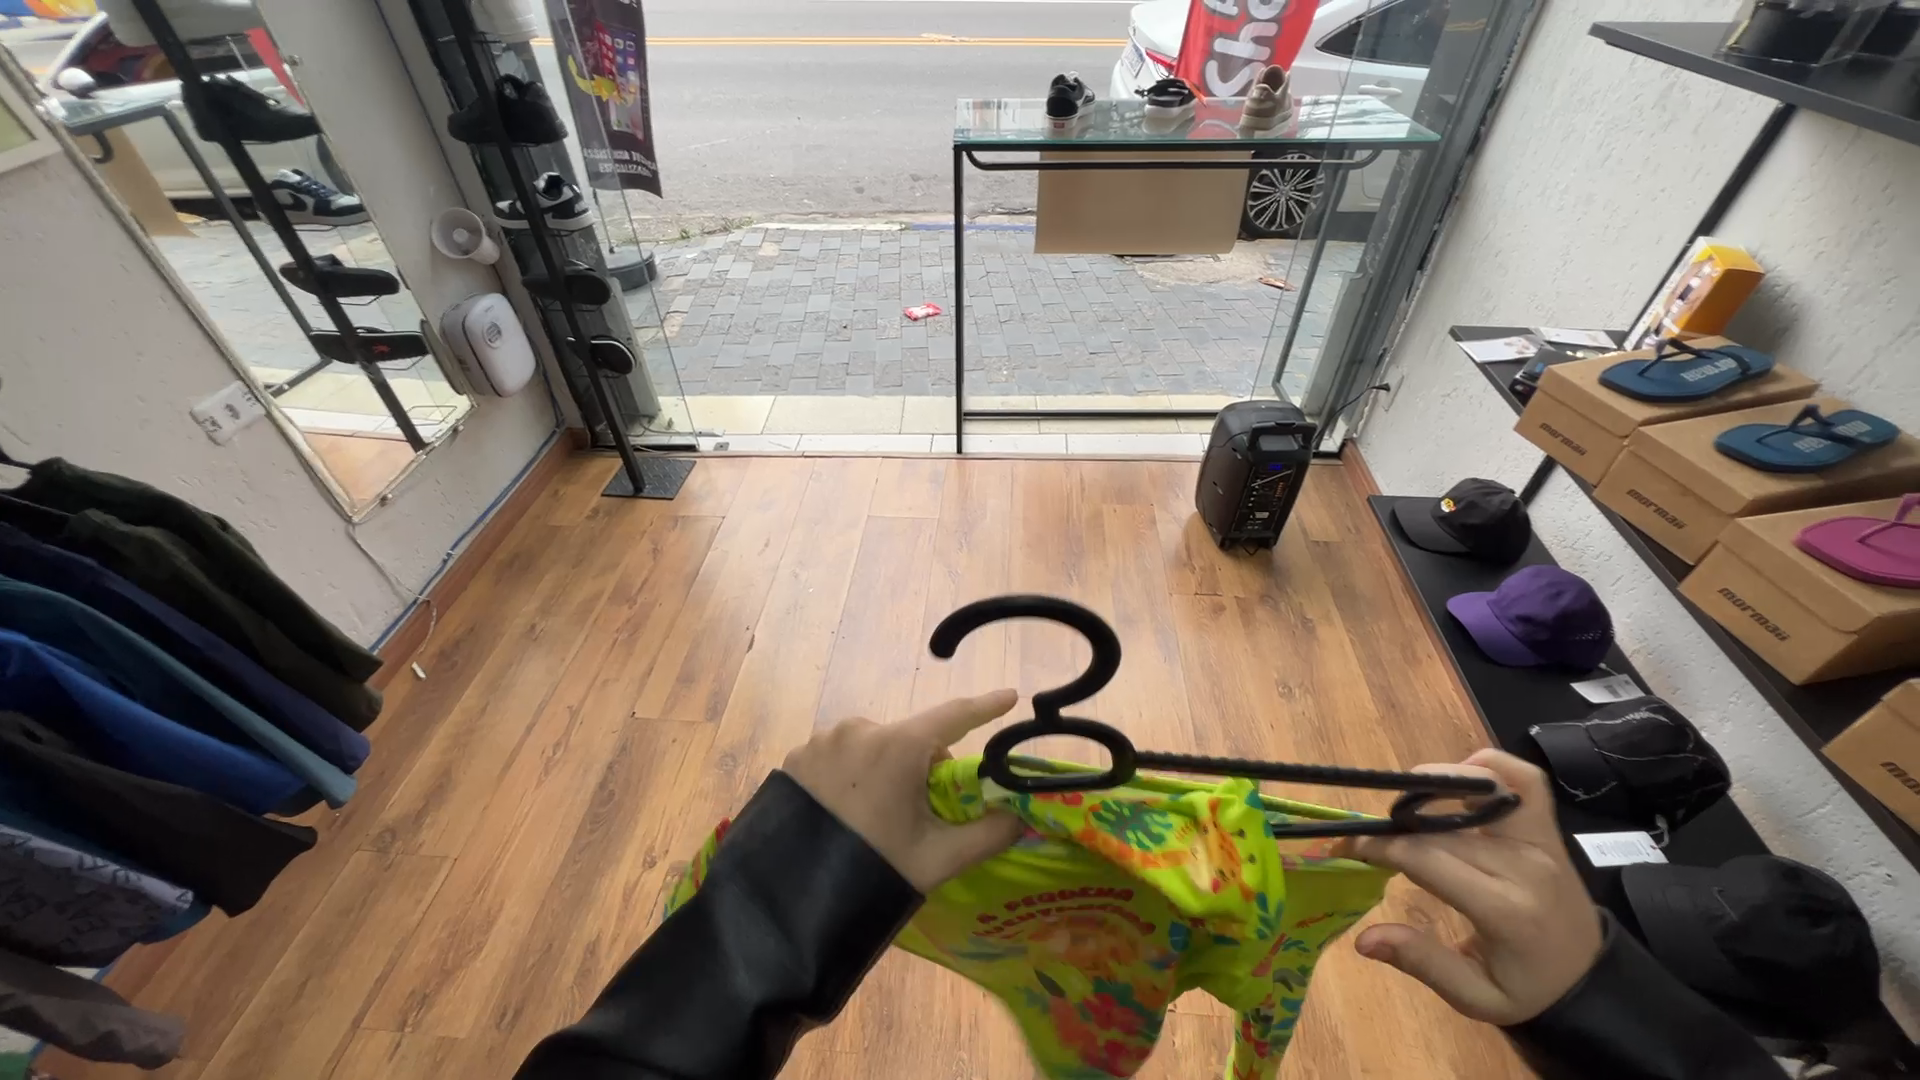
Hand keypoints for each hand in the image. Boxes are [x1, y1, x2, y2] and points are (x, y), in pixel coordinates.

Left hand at [782, 690, 1024, 892]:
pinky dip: (852, 775)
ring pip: (875, 746)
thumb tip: (1021, 818)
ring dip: (886, 769)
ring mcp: (823, 740)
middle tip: (923, 812)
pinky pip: (840, 755)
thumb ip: (988, 833)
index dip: (985, 707)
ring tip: (877, 818)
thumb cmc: (875, 871)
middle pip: (912, 738)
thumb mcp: (938, 857)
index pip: (954, 716)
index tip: (1010, 696)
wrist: (792, 903)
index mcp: (898, 746)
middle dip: (925, 766)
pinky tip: (845, 812)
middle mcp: (860, 729)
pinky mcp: (797, 756)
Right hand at [1333, 749, 1602, 1025]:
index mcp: (1504, 910)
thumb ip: (1422, 962)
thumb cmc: (1525, 987)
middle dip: (1392, 822)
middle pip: (1438, 824)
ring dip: (1431, 786)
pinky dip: (1486, 766)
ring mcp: (1540, 842)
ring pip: (1478, 788)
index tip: (1349, 846)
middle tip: (1366, 833)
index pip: (1424, 856)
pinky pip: (1523, 779)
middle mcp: (1524, 867)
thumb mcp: (1474, 995)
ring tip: (1405, 807)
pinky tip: (1456, 779)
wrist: (1591, 981)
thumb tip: (1363, 940)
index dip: (1378, 845)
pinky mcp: (1548, 829)